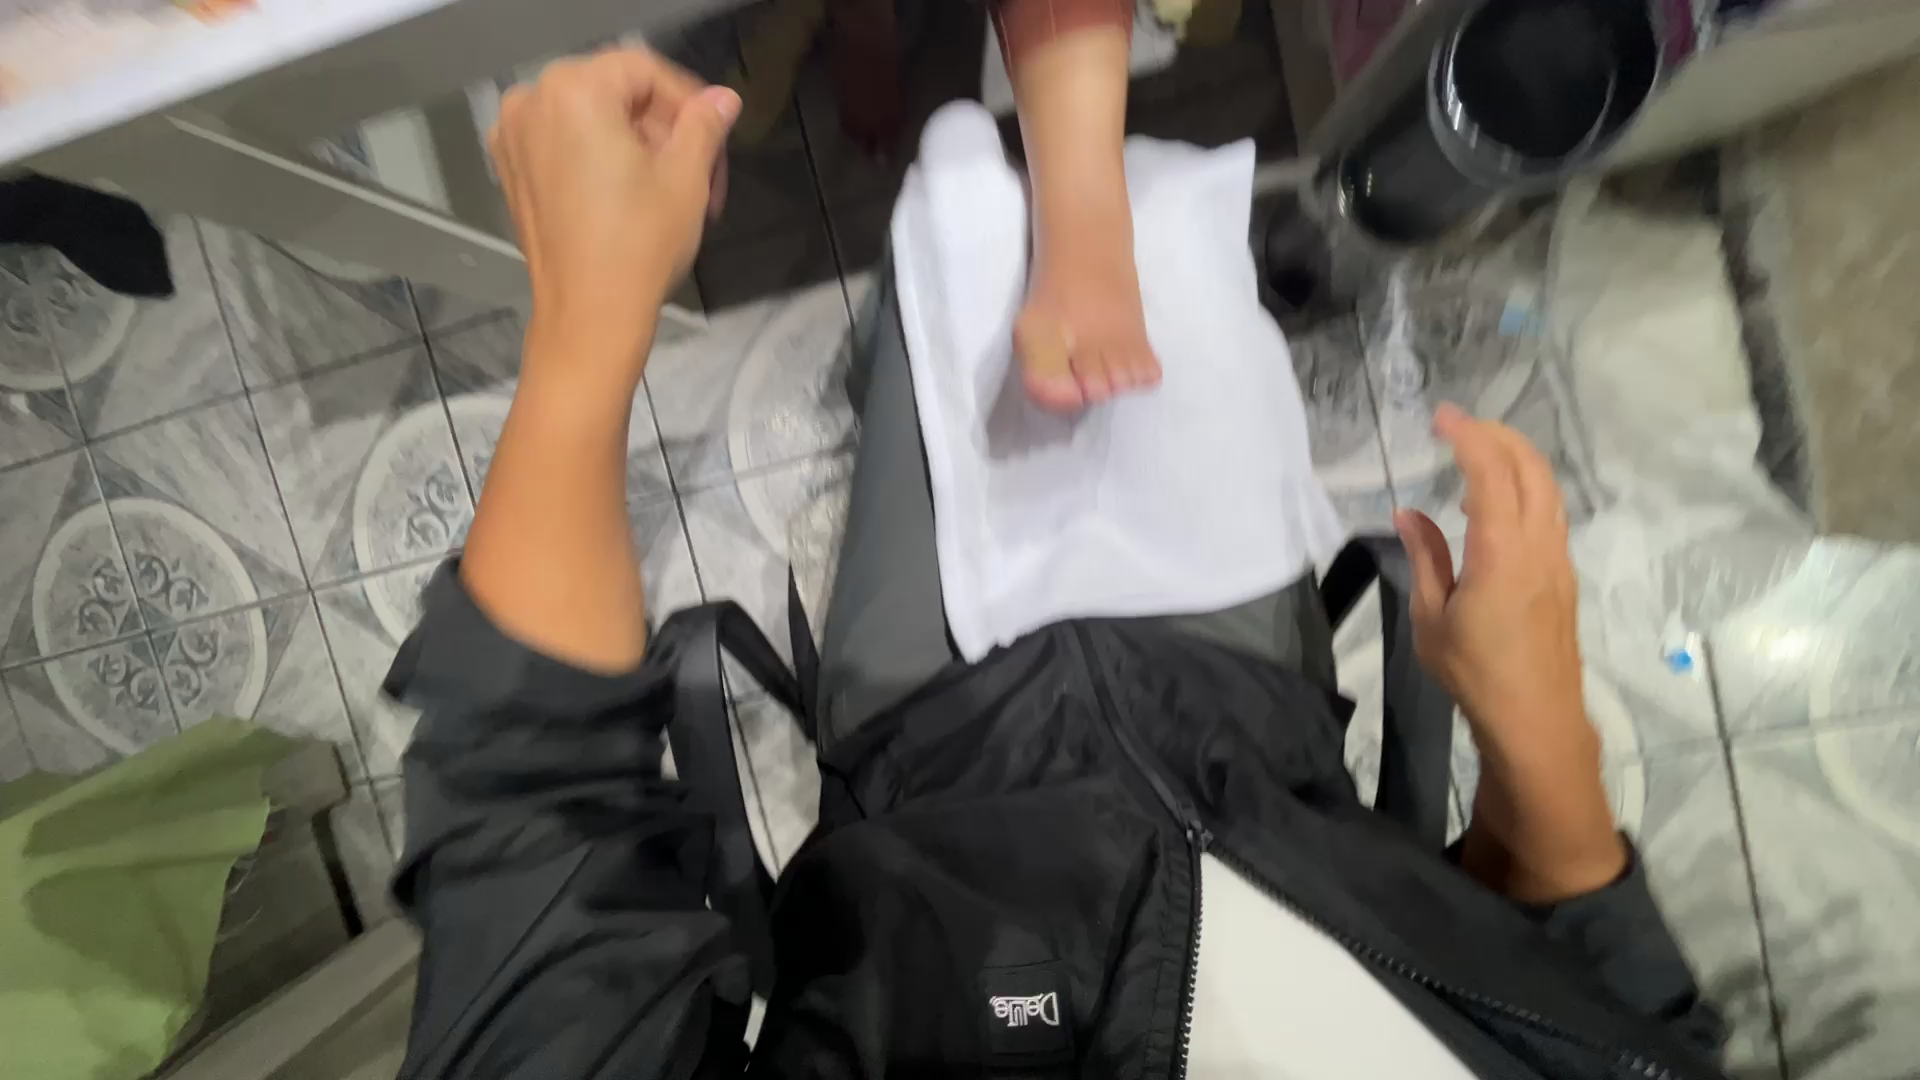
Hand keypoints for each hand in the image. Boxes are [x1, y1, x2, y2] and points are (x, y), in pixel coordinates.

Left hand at [489, 48, 740, 372]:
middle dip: (665, 130)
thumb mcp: (687, 181)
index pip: (645, 71)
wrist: (590, 315)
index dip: (691, 103)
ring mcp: (514, 138)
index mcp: (575, 91)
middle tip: (701, 180)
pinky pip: (565, 147)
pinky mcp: (512, 174)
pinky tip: (627, 202)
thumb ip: (704, 127)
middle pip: (615, 93)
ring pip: (590, 120)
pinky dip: (600, 161)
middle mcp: (532, 100)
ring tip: (668, 195)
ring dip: (636, 147)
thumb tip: (724, 98)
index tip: (718, 143)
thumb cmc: (642, 245)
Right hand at [1395, 404, 1624, 901]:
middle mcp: (1539, 547)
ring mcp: (1557, 559)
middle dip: (1498, 436)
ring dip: (1514, 458)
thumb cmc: (1473, 670)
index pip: (1492, 478)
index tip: (1443, 416)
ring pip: (1547, 489)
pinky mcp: (1560, 573)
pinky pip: (1546, 512)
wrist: (1536, 716)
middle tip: (1458, 423)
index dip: (1470, 439)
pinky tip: (1489, 499)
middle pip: (1532, 471)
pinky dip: (1521, 487)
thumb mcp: (1432, 616)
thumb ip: (1425, 558)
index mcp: (1503, 555)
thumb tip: (1408, 514)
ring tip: (1472, 451)